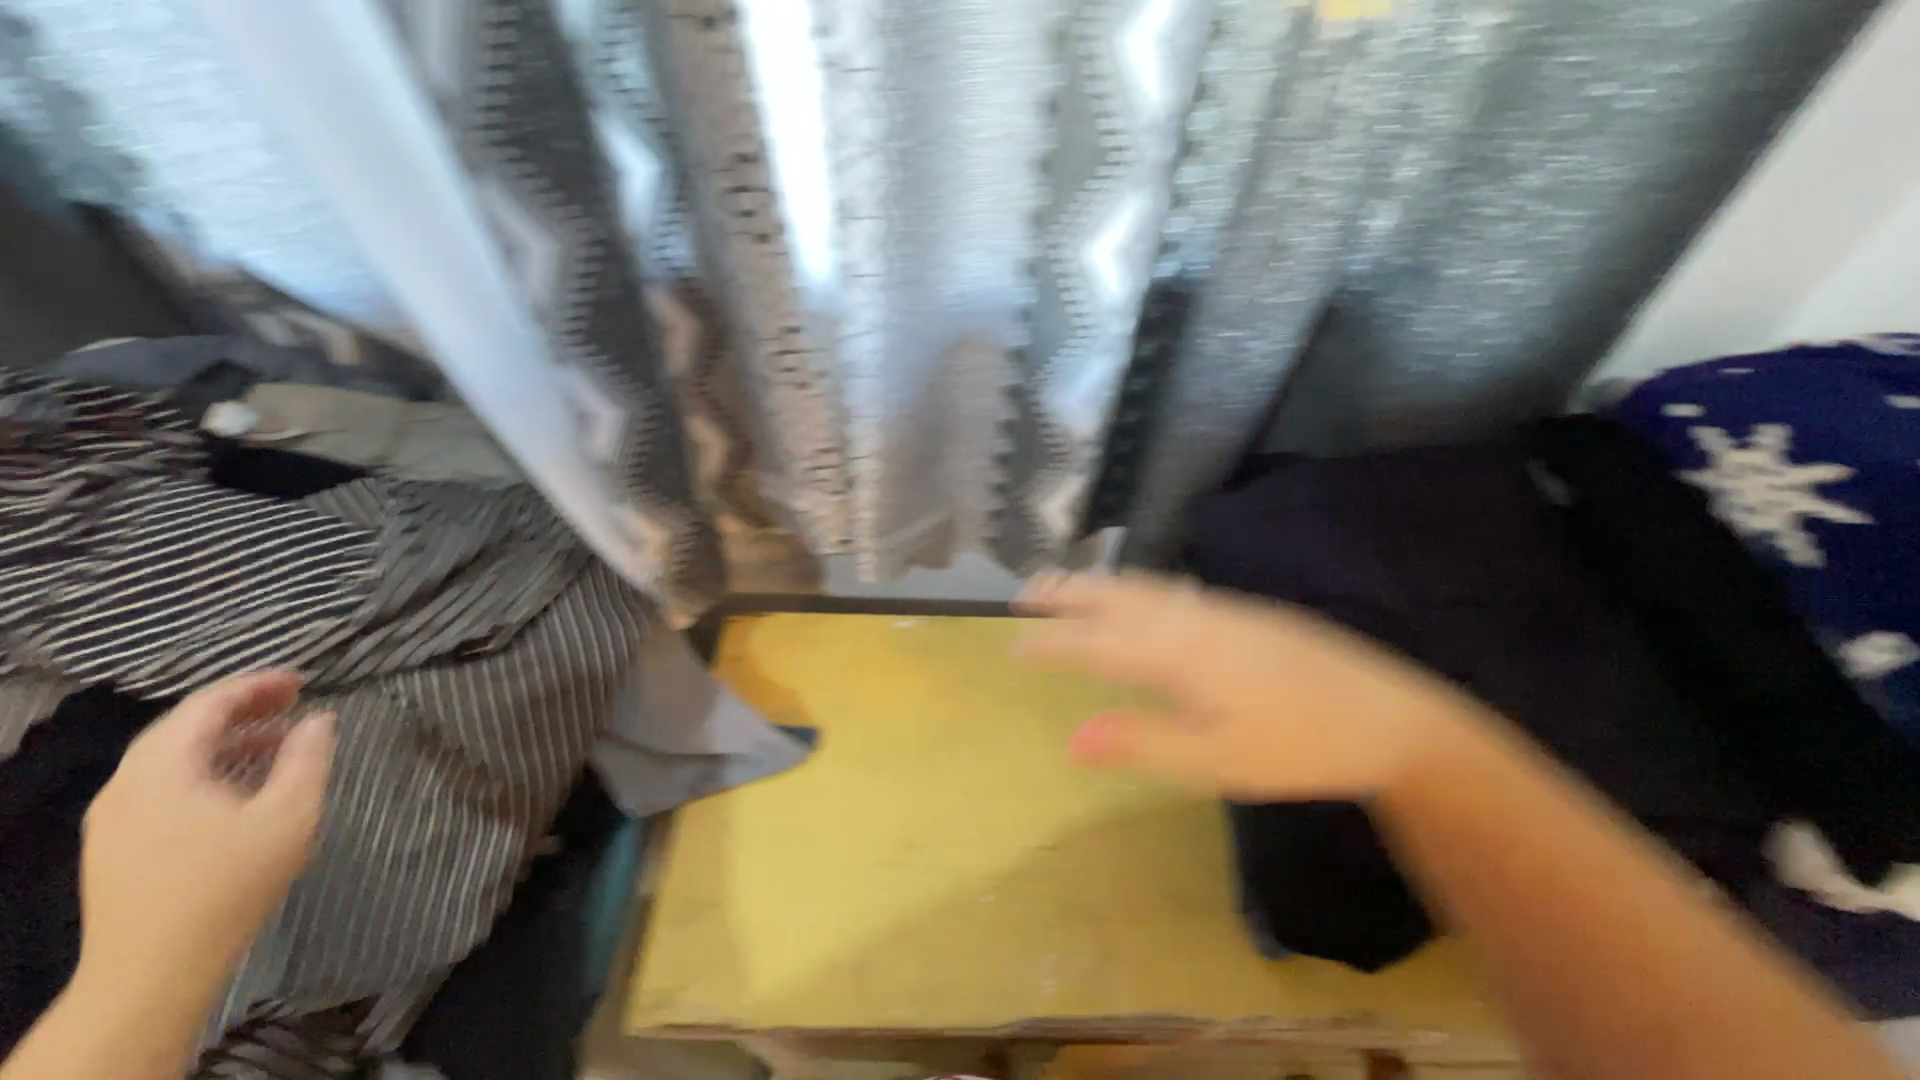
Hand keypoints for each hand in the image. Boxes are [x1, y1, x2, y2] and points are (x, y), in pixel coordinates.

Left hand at [78, 672, 334, 995]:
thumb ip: (308, 758)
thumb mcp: (289, 814)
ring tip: (277, 744)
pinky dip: (206, 769)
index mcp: (161, 768)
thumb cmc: (229, 883)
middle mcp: (126, 783)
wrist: (153, 970)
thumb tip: (319, 718)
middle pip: (183, 727)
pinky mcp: (116, 844)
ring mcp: (114, 816)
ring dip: (226, 741)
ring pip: (172, 758)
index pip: (207, 704)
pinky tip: (241, 788)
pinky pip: (163, 785)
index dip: (257, 685)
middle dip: (242, 709)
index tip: (304, 681)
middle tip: (293, 705)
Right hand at [1013, 573, 1489, 800]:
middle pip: (1118, 596)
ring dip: (1100, 585)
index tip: (1012, 645)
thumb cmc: (1299, 748)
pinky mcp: (1247, 615)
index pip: (1097, 640)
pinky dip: (1137, 588)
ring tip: (1069, 586)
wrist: (1394, 719)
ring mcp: (1224, 611)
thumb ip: (1141, 743)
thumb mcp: (1216, 760)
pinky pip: (1173, 590)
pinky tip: (1145, 598)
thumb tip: (1068, 740)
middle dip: (1068, 592)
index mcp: (1179, 652)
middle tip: (1025, 593)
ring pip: (1147, 588)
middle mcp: (1194, 618)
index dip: (1052, 641)